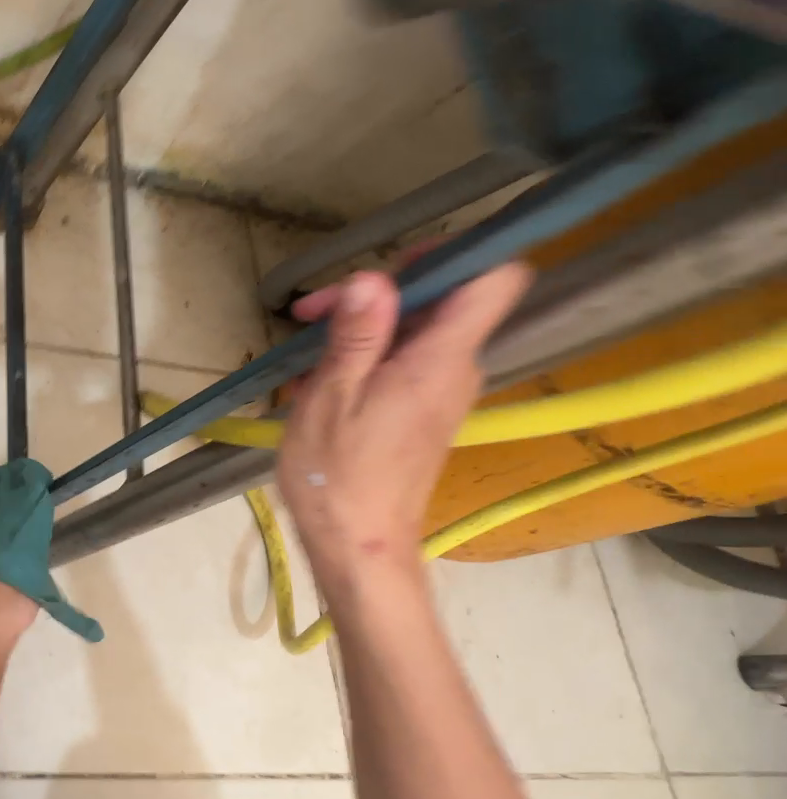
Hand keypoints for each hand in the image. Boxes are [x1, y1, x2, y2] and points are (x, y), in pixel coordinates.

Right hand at [276, 264, 531, 584]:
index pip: (492, 278)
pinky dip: (364, 363)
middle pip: (440, 303)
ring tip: (306, 362)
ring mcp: (442, 395)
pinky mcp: (424, 416)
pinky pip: (404, 367)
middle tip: (310, 316)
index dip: (453, 255)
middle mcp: (457, 370)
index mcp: (440, 360)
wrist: (358, 544)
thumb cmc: (337, 473)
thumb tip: (371, 279)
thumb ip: (355, 336)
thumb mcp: (331, 398)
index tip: (391, 266)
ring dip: (361, 334)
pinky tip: (320, 387)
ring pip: (415, 336)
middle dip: (376, 298)